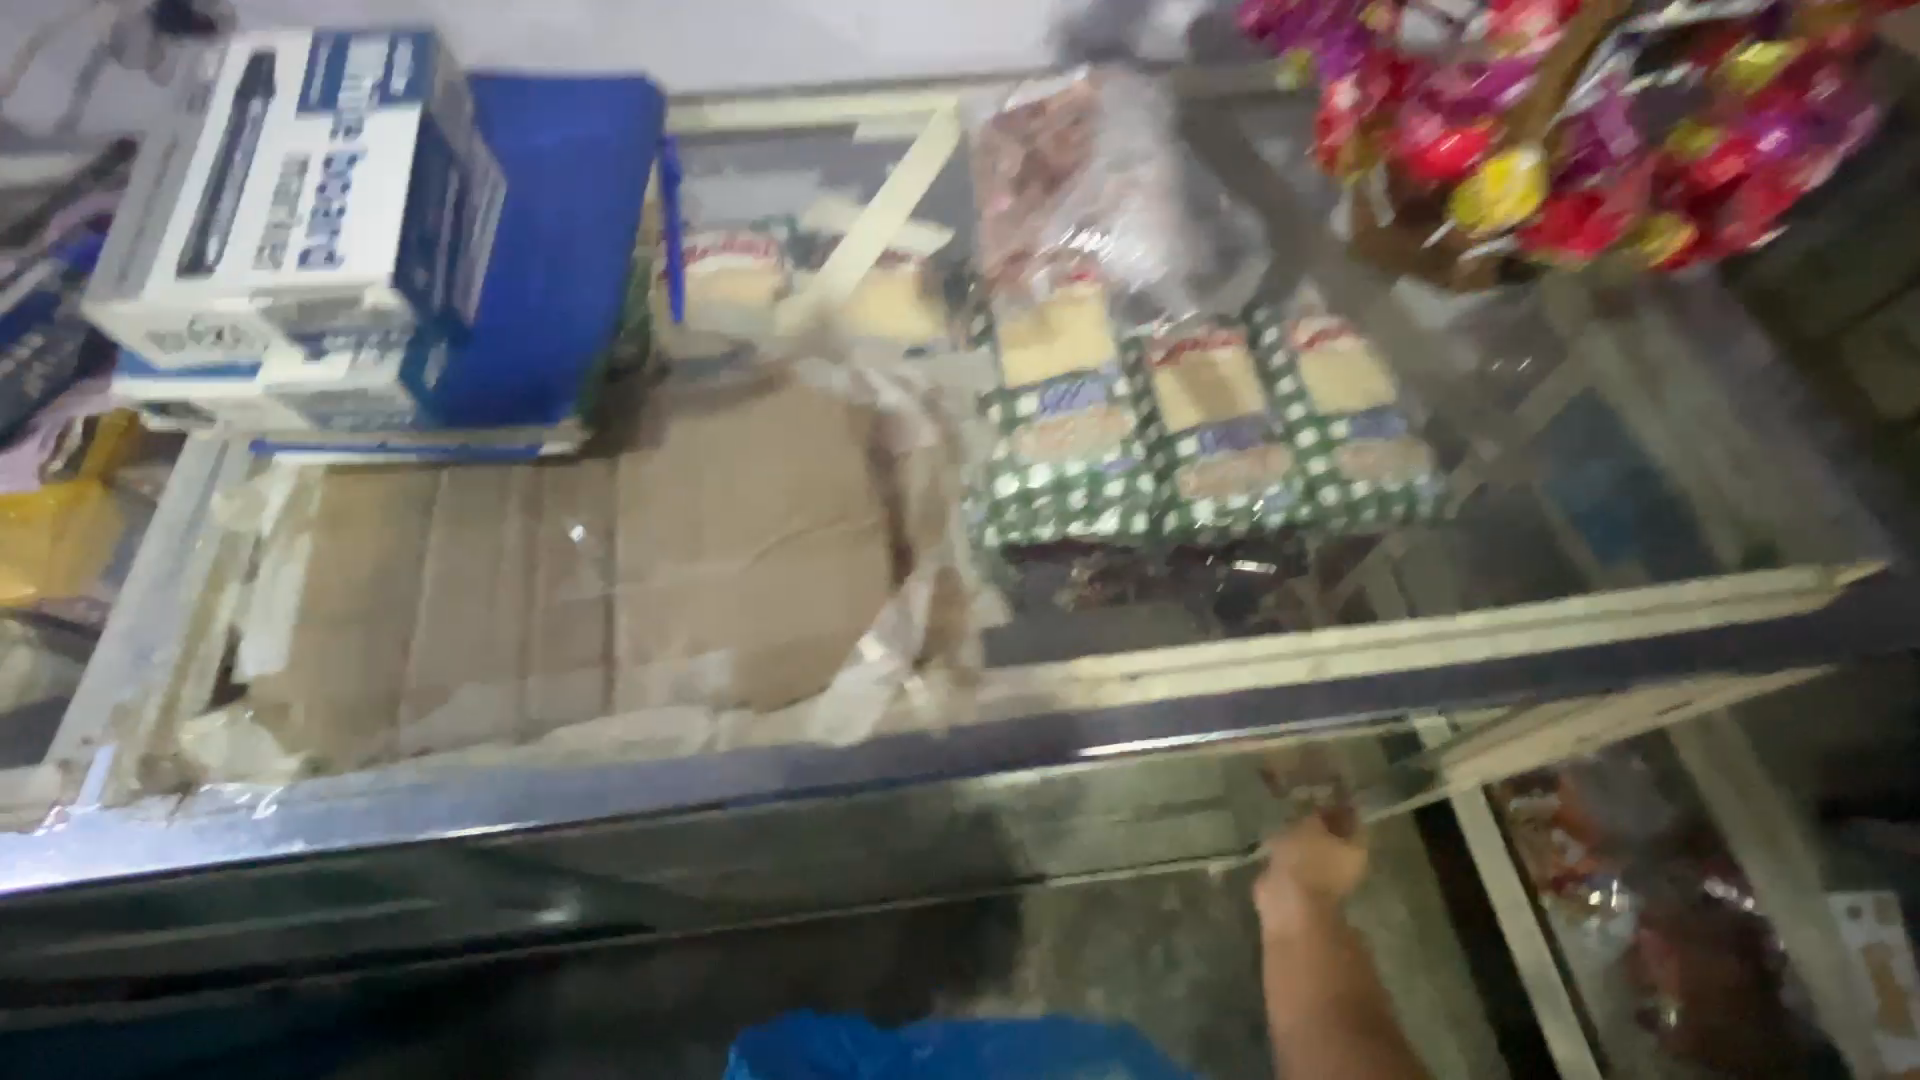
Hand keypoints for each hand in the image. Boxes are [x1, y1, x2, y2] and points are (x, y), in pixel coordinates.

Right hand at [1253, 810, 1368, 936]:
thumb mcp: (1311, 825)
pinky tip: (1278, 838)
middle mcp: (1346, 864)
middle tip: (1304, 804)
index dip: (1340, 805)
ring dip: (1305, 837)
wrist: (1288, 899)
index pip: (1353, 820)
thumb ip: (1317, 814)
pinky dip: (1290, 851)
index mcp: (1356, 849)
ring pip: (1316, 849)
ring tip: (1288, 819)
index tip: (1324, 792)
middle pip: (1336, 836)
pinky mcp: (1302, 885)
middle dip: (1321, 822)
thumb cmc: (1307, 858)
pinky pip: (1299, 861)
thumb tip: (1321, 809)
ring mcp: (1325, 877)